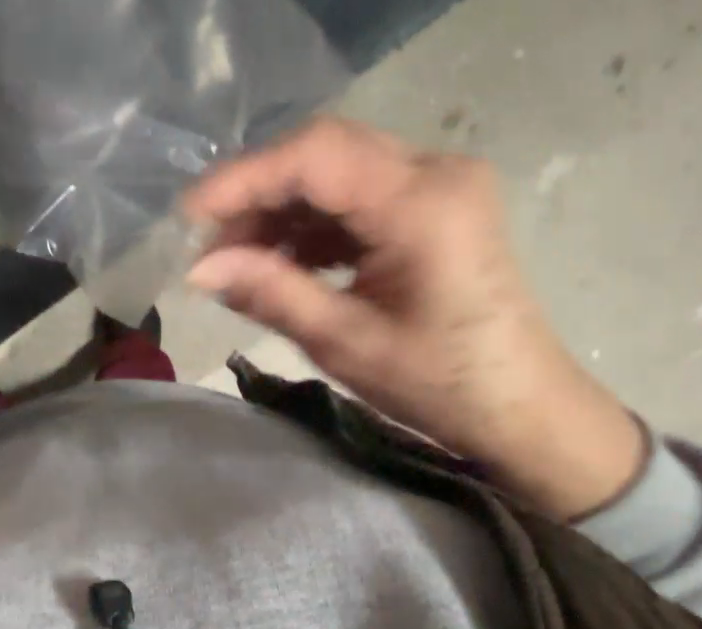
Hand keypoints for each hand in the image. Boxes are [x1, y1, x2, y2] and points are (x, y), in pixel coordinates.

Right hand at [182, 118, 644, 519]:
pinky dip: (306, 223)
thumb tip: (198, 269)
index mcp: (421, 202)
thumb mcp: (341, 340)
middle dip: (255, 194)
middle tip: (207, 248)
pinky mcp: (431, 206)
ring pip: (334, 171)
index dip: (243, 178)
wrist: (516, 403)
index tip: (186, 217)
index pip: (315, 156)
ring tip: (233, 263)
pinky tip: (275, 262)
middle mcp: (435, 172)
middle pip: (323, 153)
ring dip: (277, 210)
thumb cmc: (435, 381)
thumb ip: (269, 293)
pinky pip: (353, 196)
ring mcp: (437, 185)